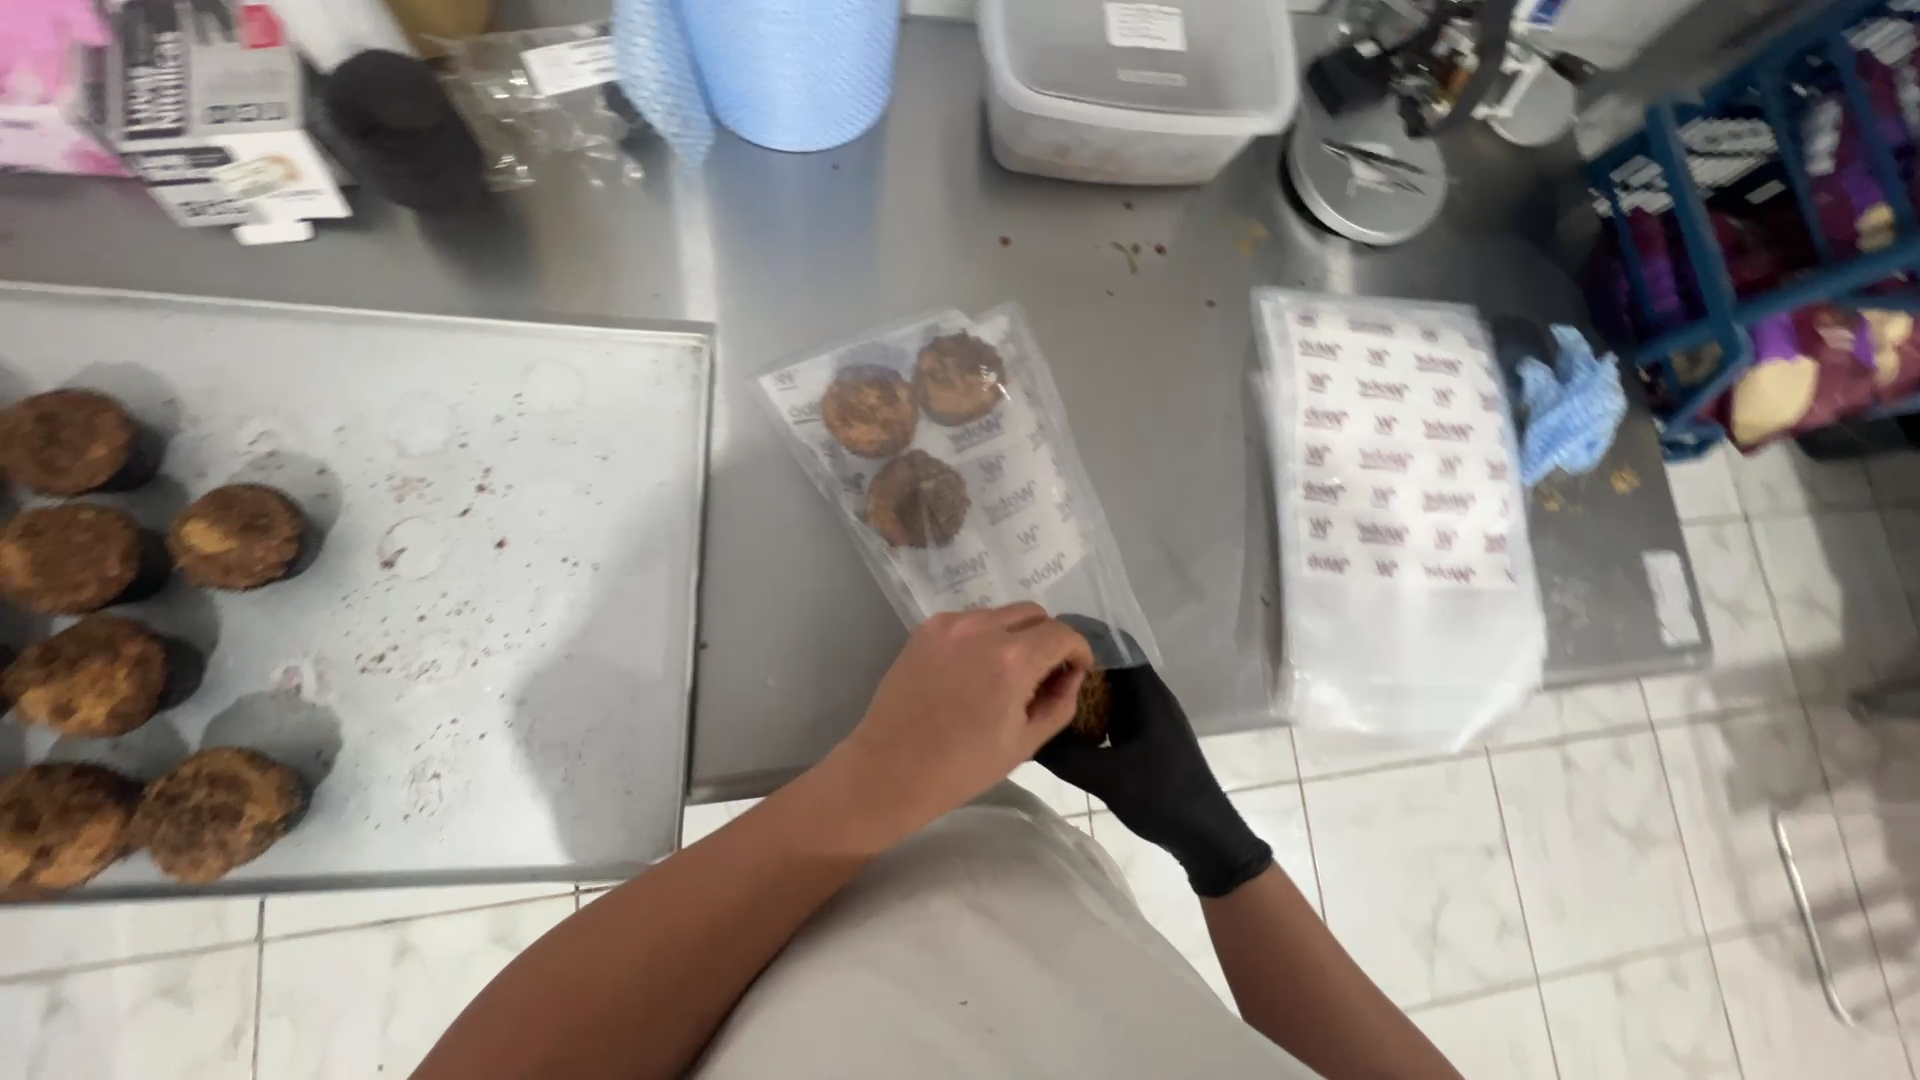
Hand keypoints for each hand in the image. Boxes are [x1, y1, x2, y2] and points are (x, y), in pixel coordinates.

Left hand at [829, 602, 1092, 841]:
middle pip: (1034, 613)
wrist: (890, 769)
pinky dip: (983, 636)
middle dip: (1048, 638)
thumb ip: (1059, 702)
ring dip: (1015, 635)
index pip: (1062, 633)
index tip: (1076, 670)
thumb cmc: (962, 767)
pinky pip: (969, 620)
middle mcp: (982, 629)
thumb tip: (1071, 674)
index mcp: (1012, 660)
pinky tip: (972, 670)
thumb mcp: (1025, 742)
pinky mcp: (926, 629)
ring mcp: (949, 625)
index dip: (1078, 650)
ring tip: (1004, 674)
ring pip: (1001, 614)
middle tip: (1043, 673)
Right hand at [1037, 650, 1271, 897]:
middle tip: (1039, 668)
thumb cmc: (1163, 798)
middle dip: (1077, 664)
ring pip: (1113, 691)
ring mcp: (1152, 719)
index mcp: (1149, 695)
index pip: (1118, 645)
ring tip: (1046, 692)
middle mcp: (1152, 699)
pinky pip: (1115, 713)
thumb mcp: (1107, 778)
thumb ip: (1064, 756)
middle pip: (1112, 666)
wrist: (1206, 837)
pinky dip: (1092, 712)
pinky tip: (1067, 727)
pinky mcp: (1148, 739)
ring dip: (1084, 689)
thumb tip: (1024, 735)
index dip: (1086, 636)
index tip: (1050, 637)